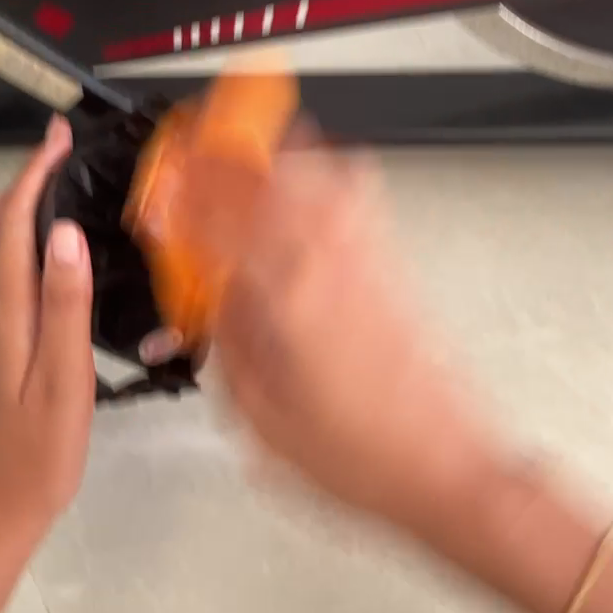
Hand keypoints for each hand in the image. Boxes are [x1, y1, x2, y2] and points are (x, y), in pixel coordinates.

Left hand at [0, 117, 95, 544]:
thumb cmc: (36, 453)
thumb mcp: (62, 381)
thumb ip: (64, 306)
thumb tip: (65, 233)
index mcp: (3, 316)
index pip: (12, 229)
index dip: (33, 178)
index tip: (57, 139)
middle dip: (14, 188)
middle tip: (52, 161)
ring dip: (0, 217)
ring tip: (39, 198)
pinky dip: (2, 252)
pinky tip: (33, 266)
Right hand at [207, 144, 502, 534]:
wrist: (448, 468)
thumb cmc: (365, 456)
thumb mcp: (264, 417)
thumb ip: (232, 347)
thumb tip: (215, 303)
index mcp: (290, 300)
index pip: (223, 222)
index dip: (185, 199)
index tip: (164, 190)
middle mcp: (332, 265)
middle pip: (273, 178)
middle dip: (228, 153)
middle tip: (200, 145)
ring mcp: (371, 261)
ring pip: (320, 174)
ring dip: (278, 153)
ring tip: (251, 150)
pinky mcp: (396, 269)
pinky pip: (360, 197)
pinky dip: (330, 173)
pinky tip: (318, 177)